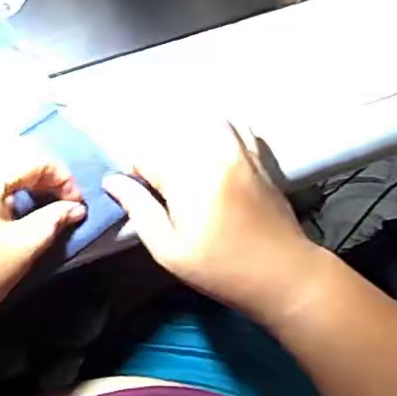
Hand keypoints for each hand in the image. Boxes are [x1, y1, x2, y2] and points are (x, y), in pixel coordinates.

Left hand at [0, 141, 86, 351]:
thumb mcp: (22, 249)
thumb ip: (53, 220)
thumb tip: (75, 208)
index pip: (36, 157)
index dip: (63, 178)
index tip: (76, 205)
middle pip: (10, 146)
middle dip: (38, 169)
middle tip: (54, 200)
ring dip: (13, 167)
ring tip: (27, 198)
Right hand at [100, 122, 326, 319]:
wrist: (283, 273)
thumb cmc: (221, 269)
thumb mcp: (169, 250)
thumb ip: (139, 210)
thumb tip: (113, 181)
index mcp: (189, 177)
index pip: (144, 156)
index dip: (134, 176)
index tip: (143, 198)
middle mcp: (215, 153)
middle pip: (170, 134)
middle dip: (159, 158)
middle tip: (164, 192)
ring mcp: (241, 150)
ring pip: (202, 122)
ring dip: (186, 140)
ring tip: (185, 171)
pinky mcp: (258, 156)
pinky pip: (234, 126)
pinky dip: (217, 131)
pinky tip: (212, 155)